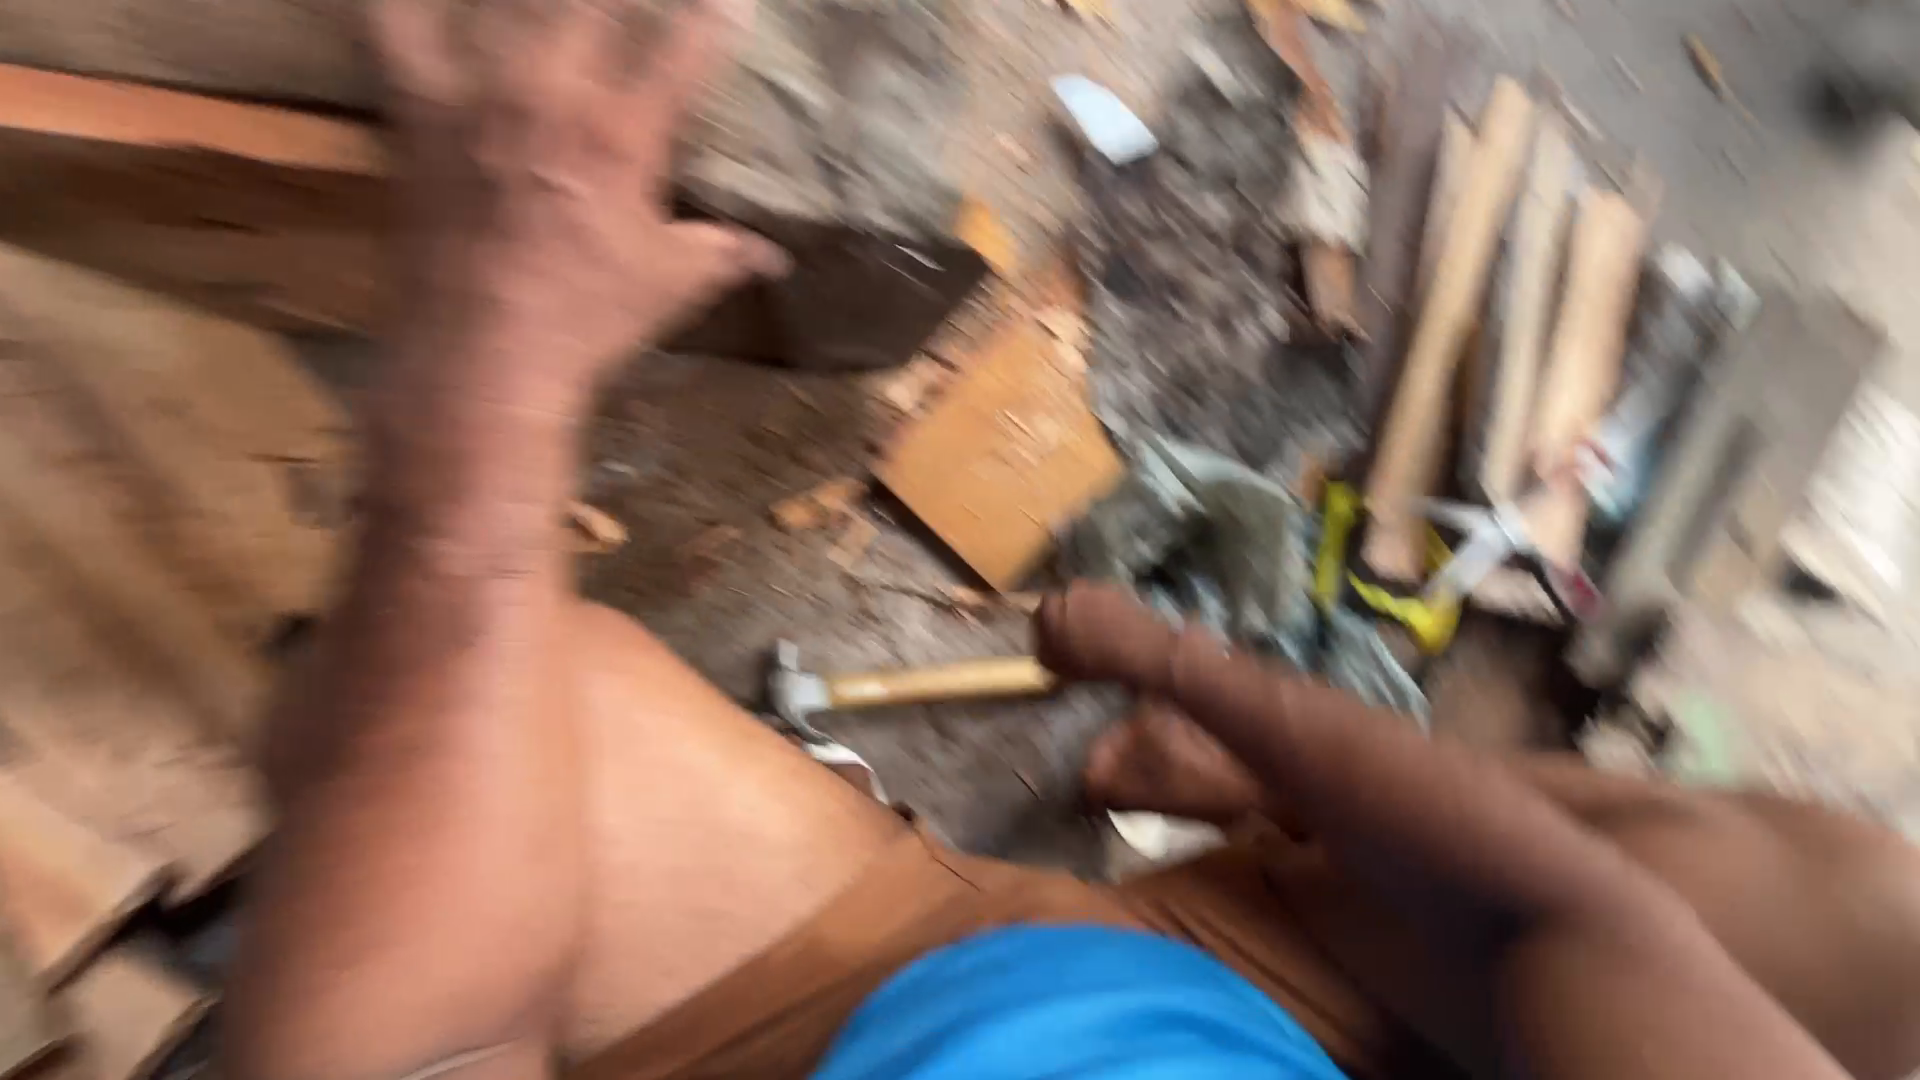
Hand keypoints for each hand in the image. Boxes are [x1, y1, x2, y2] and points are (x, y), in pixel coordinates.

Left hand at [374, 0, 788, 414]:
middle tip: (636, 2)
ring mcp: (473, 91)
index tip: (732, 3)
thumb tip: (777, 257)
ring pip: (504, 0)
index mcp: (620, 135)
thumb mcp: (674, 285)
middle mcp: (547, 92)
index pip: (679, 55)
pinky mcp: (413, 106)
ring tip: (561, 8)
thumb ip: (727, 255)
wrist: (486, 350)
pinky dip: (409, 0)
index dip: (710, 23)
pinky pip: (395, 21)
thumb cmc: (592, 317)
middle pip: (588, 4)